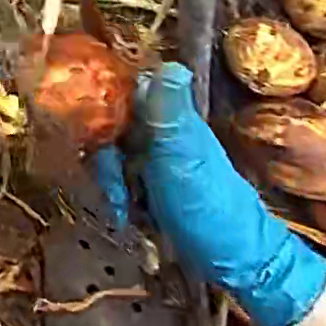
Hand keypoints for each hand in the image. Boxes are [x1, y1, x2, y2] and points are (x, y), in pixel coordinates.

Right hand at [117, 62, 325, 325]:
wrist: (235, 264)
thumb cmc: (208, 205)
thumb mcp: (183, 154)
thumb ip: (169, 109)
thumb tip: (171, 61)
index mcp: (168, 113)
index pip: (120, 88)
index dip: (99, 103)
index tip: (89, 129)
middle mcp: (158, 128)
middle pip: (109, 122)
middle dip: (103, 154)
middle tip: (115, 184)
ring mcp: (154, 156)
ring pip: (110, 151)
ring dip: (109, 179)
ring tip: (122, 205)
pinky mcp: (149, 183)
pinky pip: (118, 177)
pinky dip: (116, 194)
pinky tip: (125, 213)